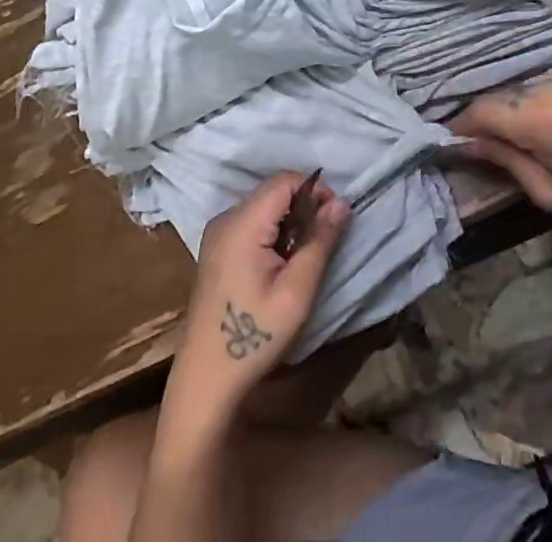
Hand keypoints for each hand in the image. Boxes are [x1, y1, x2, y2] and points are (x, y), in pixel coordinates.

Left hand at [167, 171, 349, 419]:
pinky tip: (280, 264)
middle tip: (324, 242)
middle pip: (272, 191)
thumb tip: (342, 203)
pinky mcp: (215, 246)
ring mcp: (216, 232)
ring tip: (303, 257)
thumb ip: (319, 241)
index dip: (315, 190)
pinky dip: (271, 231)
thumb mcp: (297, 291)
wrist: (208, 371)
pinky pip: (249, 222)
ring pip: (262, 206)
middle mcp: (224, 218)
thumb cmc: (257, 333)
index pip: (283, 181)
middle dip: (304, 206)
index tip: (335, 219)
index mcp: (241, 224)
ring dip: (289, 220)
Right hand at [450, 75, 551, 248]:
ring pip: (519, 90)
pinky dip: (527, 105)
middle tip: (474, 144)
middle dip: (482, 118)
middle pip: (499, 96)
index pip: (482, 110)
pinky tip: (533, 129)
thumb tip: (466, 143)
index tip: (450, 142)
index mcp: (542, 118)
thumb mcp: (550, 193)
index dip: (461, 126)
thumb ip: (504, 160)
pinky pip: (541, 89)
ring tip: (504, 139)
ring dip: (505, 111)